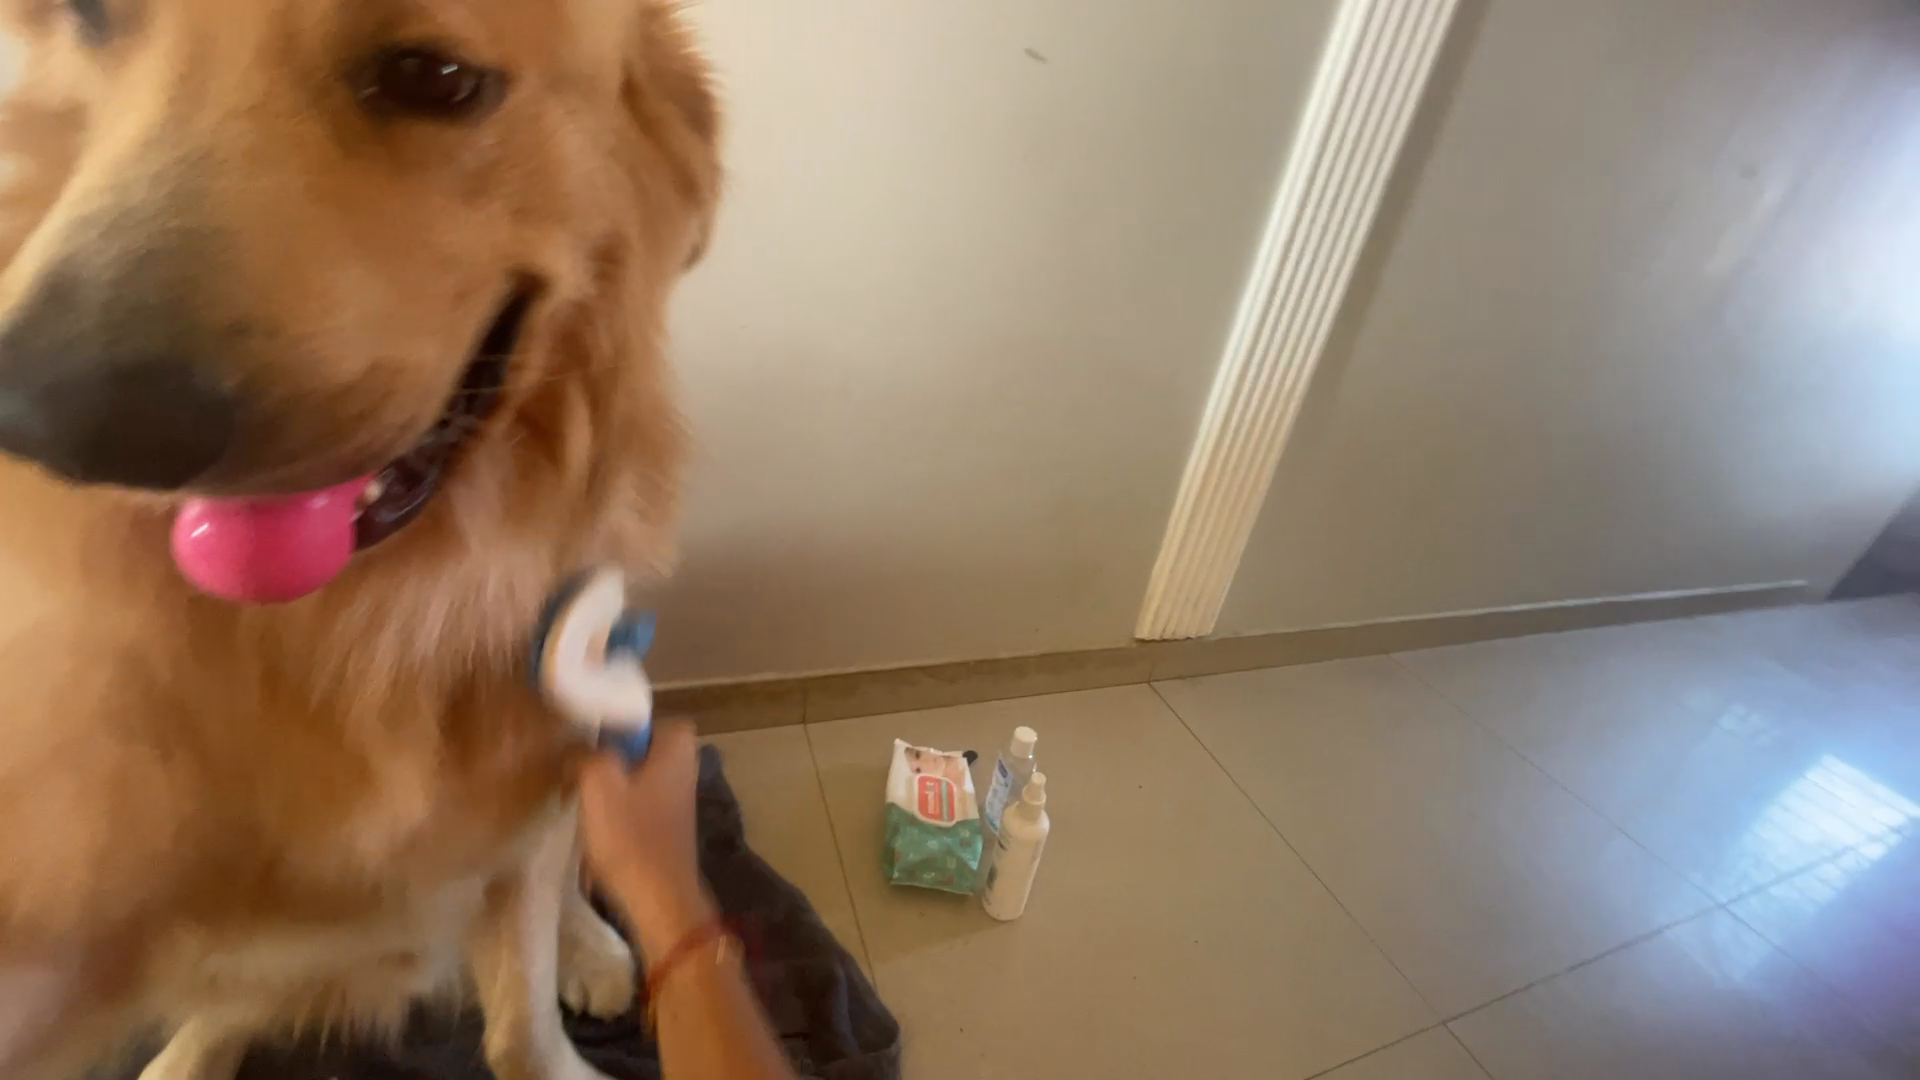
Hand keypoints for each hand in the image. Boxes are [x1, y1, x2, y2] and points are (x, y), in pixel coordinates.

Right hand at [578, 720, 716, 959]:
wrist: (658, 895)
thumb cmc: (632, 834)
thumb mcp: (599, 784)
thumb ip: (587, 754)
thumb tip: (577, 750)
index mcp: (679, 743)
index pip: (639, 717)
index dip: (610, 729)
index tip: (585, 746)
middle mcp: (686, 760)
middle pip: (633, 746)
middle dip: (605, 759)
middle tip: (576, 774)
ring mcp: (680, 790)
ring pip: (632, 773)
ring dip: (606, 786)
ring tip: (580, 800)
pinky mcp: (669, 817)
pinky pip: (636, 797)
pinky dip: (616, 807)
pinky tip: (596, 826)